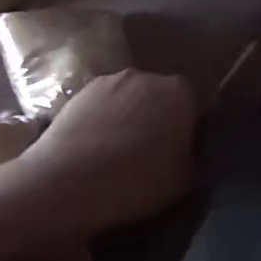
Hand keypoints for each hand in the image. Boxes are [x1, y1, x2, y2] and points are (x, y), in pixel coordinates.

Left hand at [15, 70, 197, 235]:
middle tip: (149, 153)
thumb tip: (180, 149)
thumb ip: (190, 155)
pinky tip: (93, 150)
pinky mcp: (75, 94)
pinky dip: (100, 122)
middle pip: (157, 97)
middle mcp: (145, 77)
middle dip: (156, 119)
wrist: (68, 183)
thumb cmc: (138, 181)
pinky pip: (99, 107)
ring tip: (116, 153)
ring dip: (126, 118)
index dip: (186, 131)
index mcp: (179, 92)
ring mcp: (106, 82)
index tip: (177, 154)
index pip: (191, 107)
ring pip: (126, 100)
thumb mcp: (185, 179)